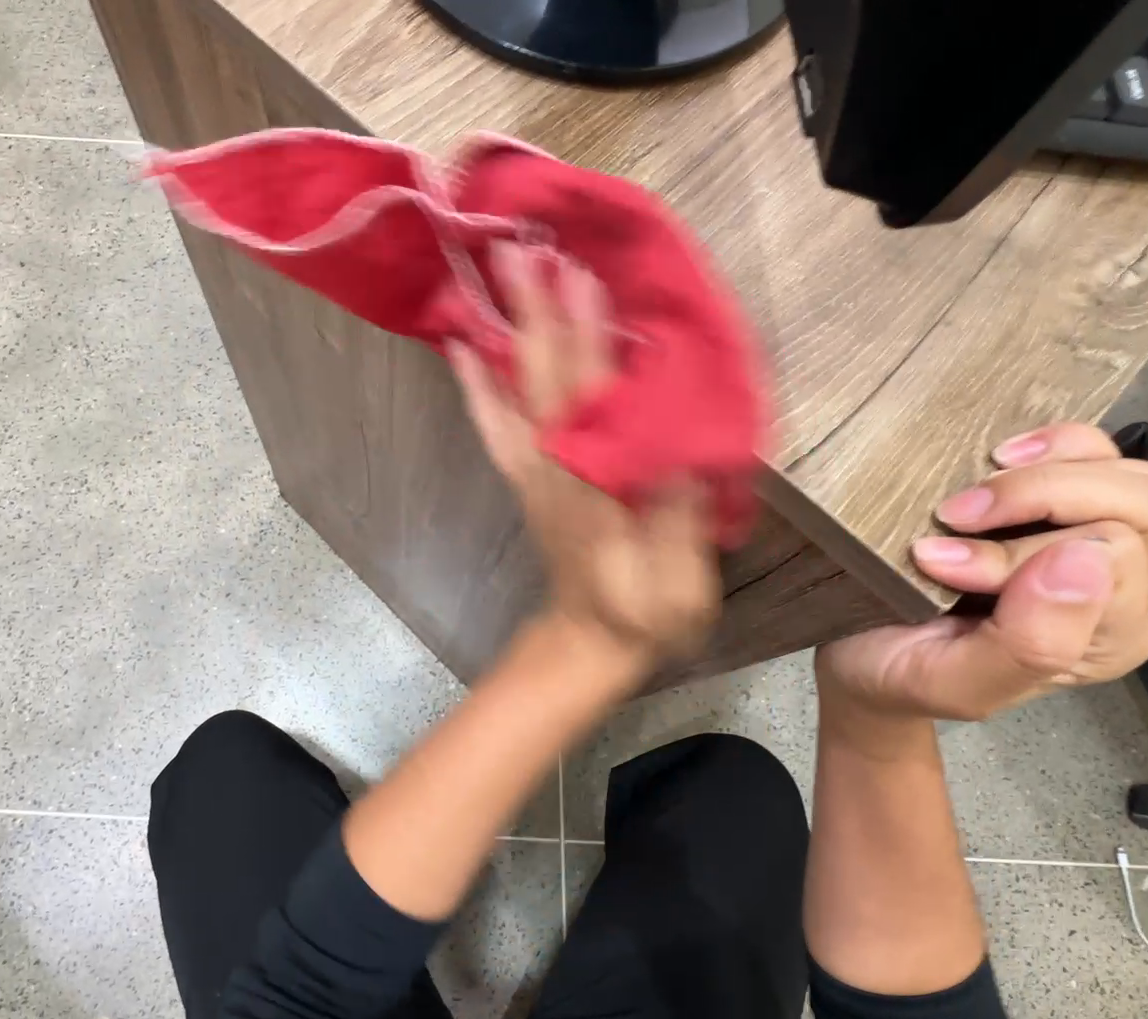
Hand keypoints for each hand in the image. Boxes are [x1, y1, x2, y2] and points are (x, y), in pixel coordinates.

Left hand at [448, 242, 720, 667]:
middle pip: (546, 380)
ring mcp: (534, 471)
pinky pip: (495, 424)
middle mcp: (555, 468)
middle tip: (527, 249)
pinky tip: (465, 346)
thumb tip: (682, 452)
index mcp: (595, 487)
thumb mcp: (675, 585)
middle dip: (539, 313)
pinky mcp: (526, 476)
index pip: (591, 403)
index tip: (580, 280)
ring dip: (510, 332)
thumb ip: (676, 522)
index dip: (586, 341)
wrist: (587, 641)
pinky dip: (478, 384)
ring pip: (517, 391)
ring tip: (500, 274)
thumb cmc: (642, 615)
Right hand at [817, 423, 1147, 722]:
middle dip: (1045, 495)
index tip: (934, 562)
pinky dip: (1054, 444)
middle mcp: (1120, 589)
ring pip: (1144, 475)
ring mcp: (1098, 542)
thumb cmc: (897, 675)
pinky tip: (994, 460)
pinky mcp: (1064, 507)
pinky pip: (1103, 454)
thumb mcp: (948, 681)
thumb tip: (1085, 558)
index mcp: (1104, 639)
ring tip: (976, 484)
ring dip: (1056, 465)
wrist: (861, 657)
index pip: (1111, 556)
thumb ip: (1028, 643)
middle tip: (951, 514)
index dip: (1018, 549)